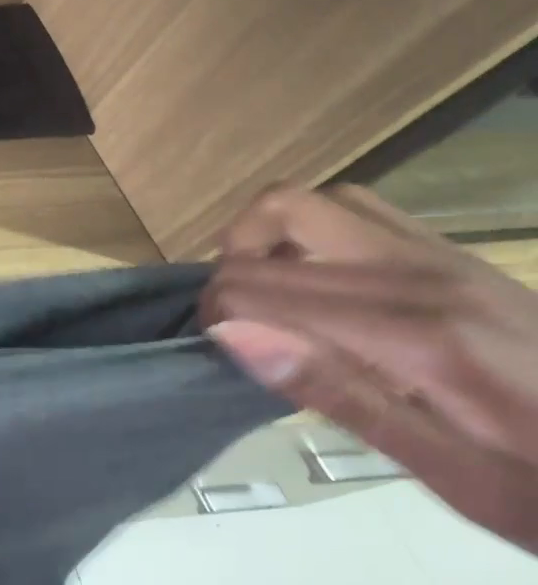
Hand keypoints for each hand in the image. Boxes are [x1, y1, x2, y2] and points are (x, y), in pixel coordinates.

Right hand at [202, 185, 537, 551]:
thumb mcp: (462, 478)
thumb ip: (345, 397)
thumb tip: (236, 334)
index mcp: (422, 336)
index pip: (263, 286)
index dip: (217, 315)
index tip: (219, 351)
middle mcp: (425, 274)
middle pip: (275, 224)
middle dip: (228, 273)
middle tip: (231, 326)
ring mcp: (444, 255)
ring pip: (310, 201)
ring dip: (264, 235)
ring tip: (266, 289)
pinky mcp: (456, 254)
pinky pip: (356, 208)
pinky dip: (310, 229)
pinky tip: (319, 278)